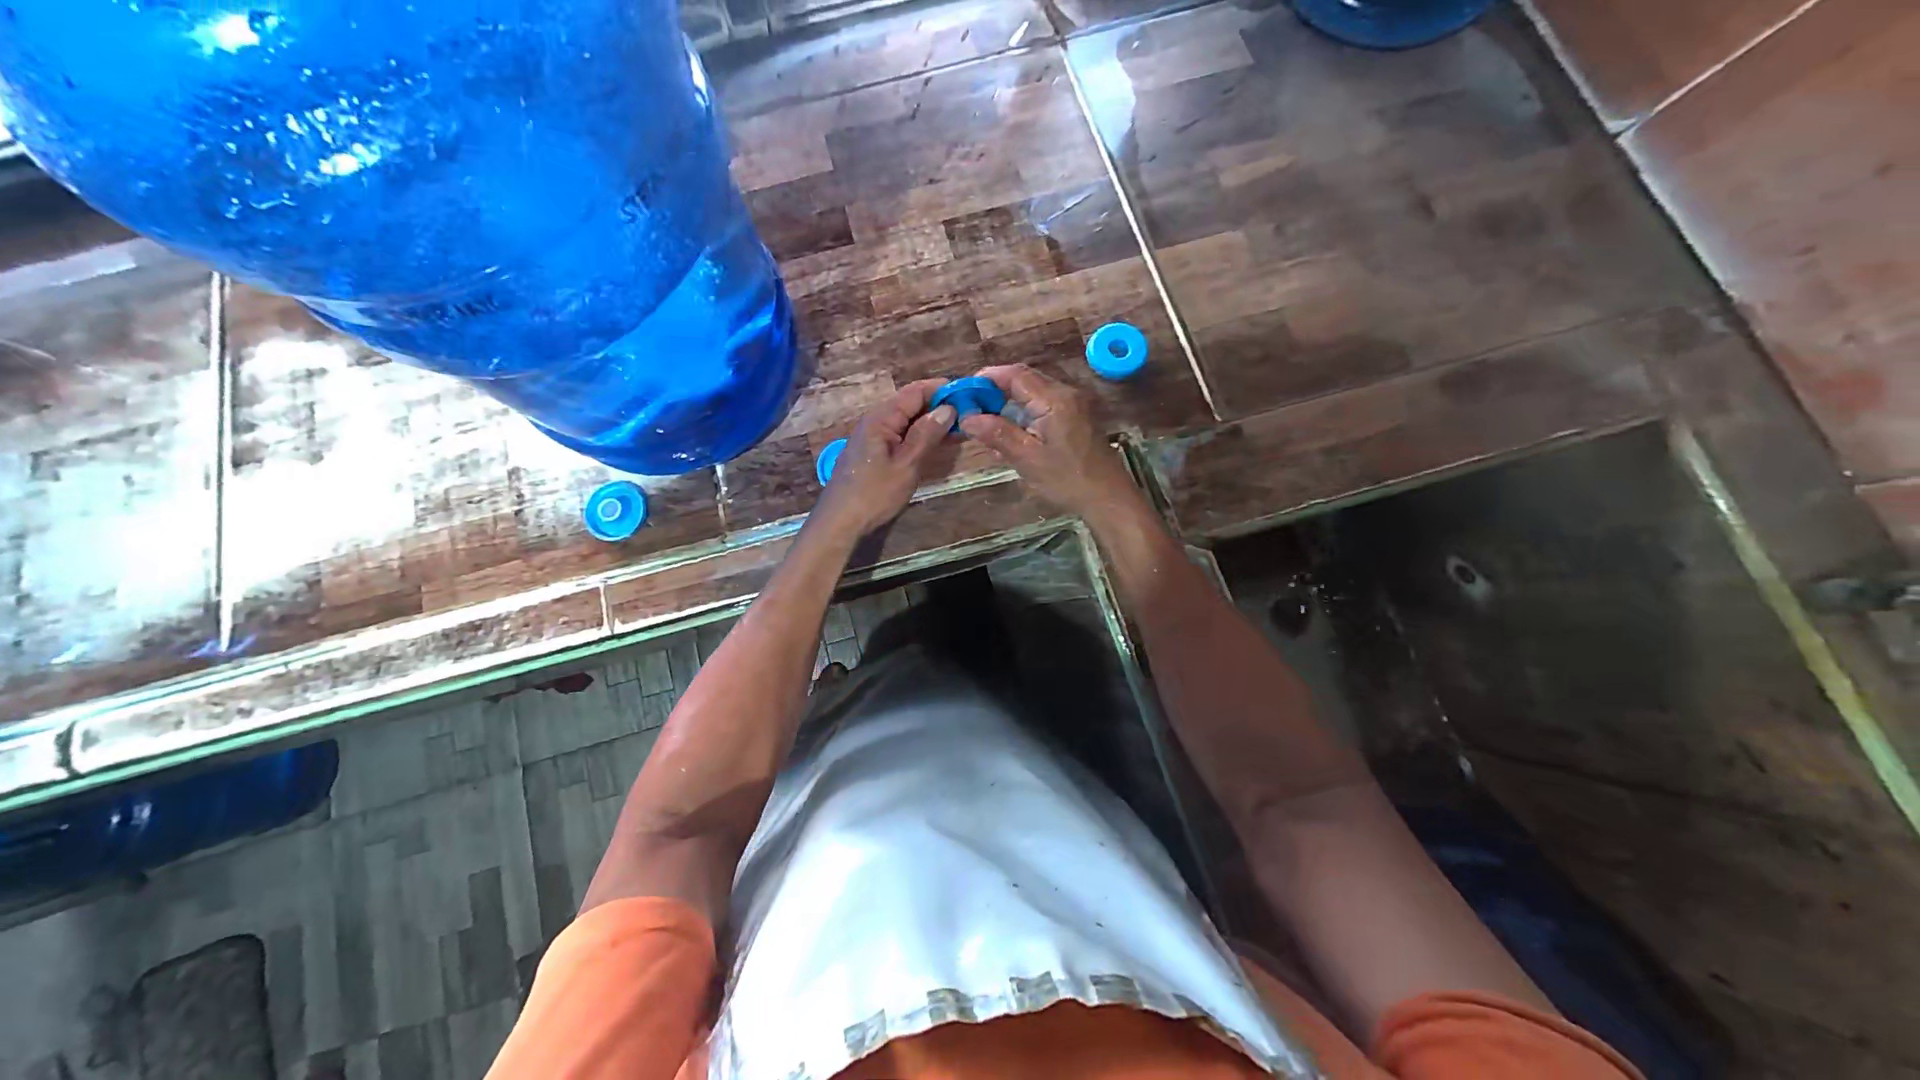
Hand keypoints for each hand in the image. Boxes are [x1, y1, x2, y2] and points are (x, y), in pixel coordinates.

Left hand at [810, 379, 954, 542]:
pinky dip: (920, 438)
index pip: (916, 391)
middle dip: (940, 407)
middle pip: (912, 404)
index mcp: (881, 418)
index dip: (942, 390)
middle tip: (971, 414)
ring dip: (932, 424)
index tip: (969, 394)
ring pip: (908, 422)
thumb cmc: (874, 494)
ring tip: (961, 429)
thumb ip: (926, 434)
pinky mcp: (875, 454)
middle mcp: (876, 421)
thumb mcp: (906, 464)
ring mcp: (874, 438)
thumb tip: (948, 408)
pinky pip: (901, 437)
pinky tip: (938, 445)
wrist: (841, 523)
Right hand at [958, 365, 1143, 521]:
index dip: (988, 378)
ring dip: (1009, 401)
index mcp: (1053, 400)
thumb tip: (967, 417)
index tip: (965, 390)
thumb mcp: (1027, 458)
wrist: (1107, 497)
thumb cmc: (1067, 479)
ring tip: (985, 419)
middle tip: (971, 406)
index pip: (1015, 375)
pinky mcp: (1076, 417)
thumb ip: (997, 433)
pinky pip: (1044, 405)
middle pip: (1025, 380)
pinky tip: (1010, 430)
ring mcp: (1073, 405)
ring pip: (1034, 392)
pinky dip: (1024, 411)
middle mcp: (1065, 394)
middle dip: (996, 389)